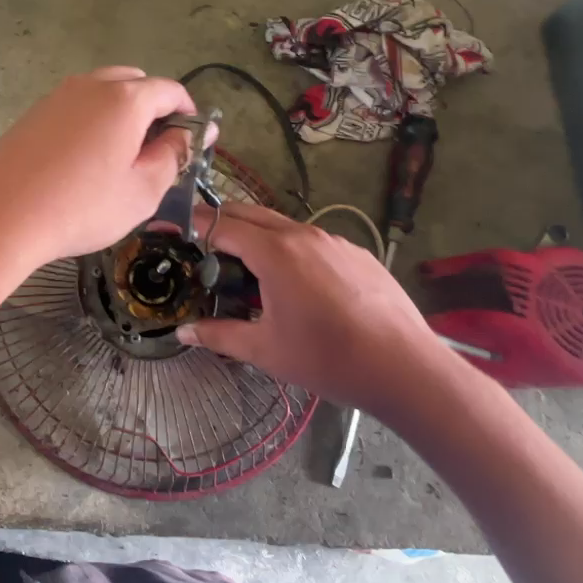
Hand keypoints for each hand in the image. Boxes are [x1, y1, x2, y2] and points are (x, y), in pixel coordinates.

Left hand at [0, 67, 196, 267]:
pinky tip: (82, 162)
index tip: (193, 144)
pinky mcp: (32, 113)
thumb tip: (195, 132)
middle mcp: (91, 85)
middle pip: (134, 82)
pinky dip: (90, 122)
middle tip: (155, 153)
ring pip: (101, 92)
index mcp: (125, 98)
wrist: (1, 215)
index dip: (189, 115)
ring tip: (119, 160)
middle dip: (153, 109)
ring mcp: (57, 95)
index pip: (170, 90)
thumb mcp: (142, 190)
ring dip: (120, 114)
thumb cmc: (82, 206)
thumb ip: (174, 155)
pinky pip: (74, 107)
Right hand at [177, 203, 448, 411]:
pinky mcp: (358, 254)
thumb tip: (183, 333)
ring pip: (284, 226)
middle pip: (250, 213)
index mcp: (274, 252)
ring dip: (259, 236)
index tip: (174, 228)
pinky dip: (293, 250)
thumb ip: (219, 336)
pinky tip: (299, 285)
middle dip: (223, 221)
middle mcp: (302, 235)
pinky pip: (313, 242)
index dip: (194, 225)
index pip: (222, 224)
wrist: (407, 369)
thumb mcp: (266, 351)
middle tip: (202, 241)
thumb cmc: (329, 359)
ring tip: (249, 268)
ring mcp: (334, 241)